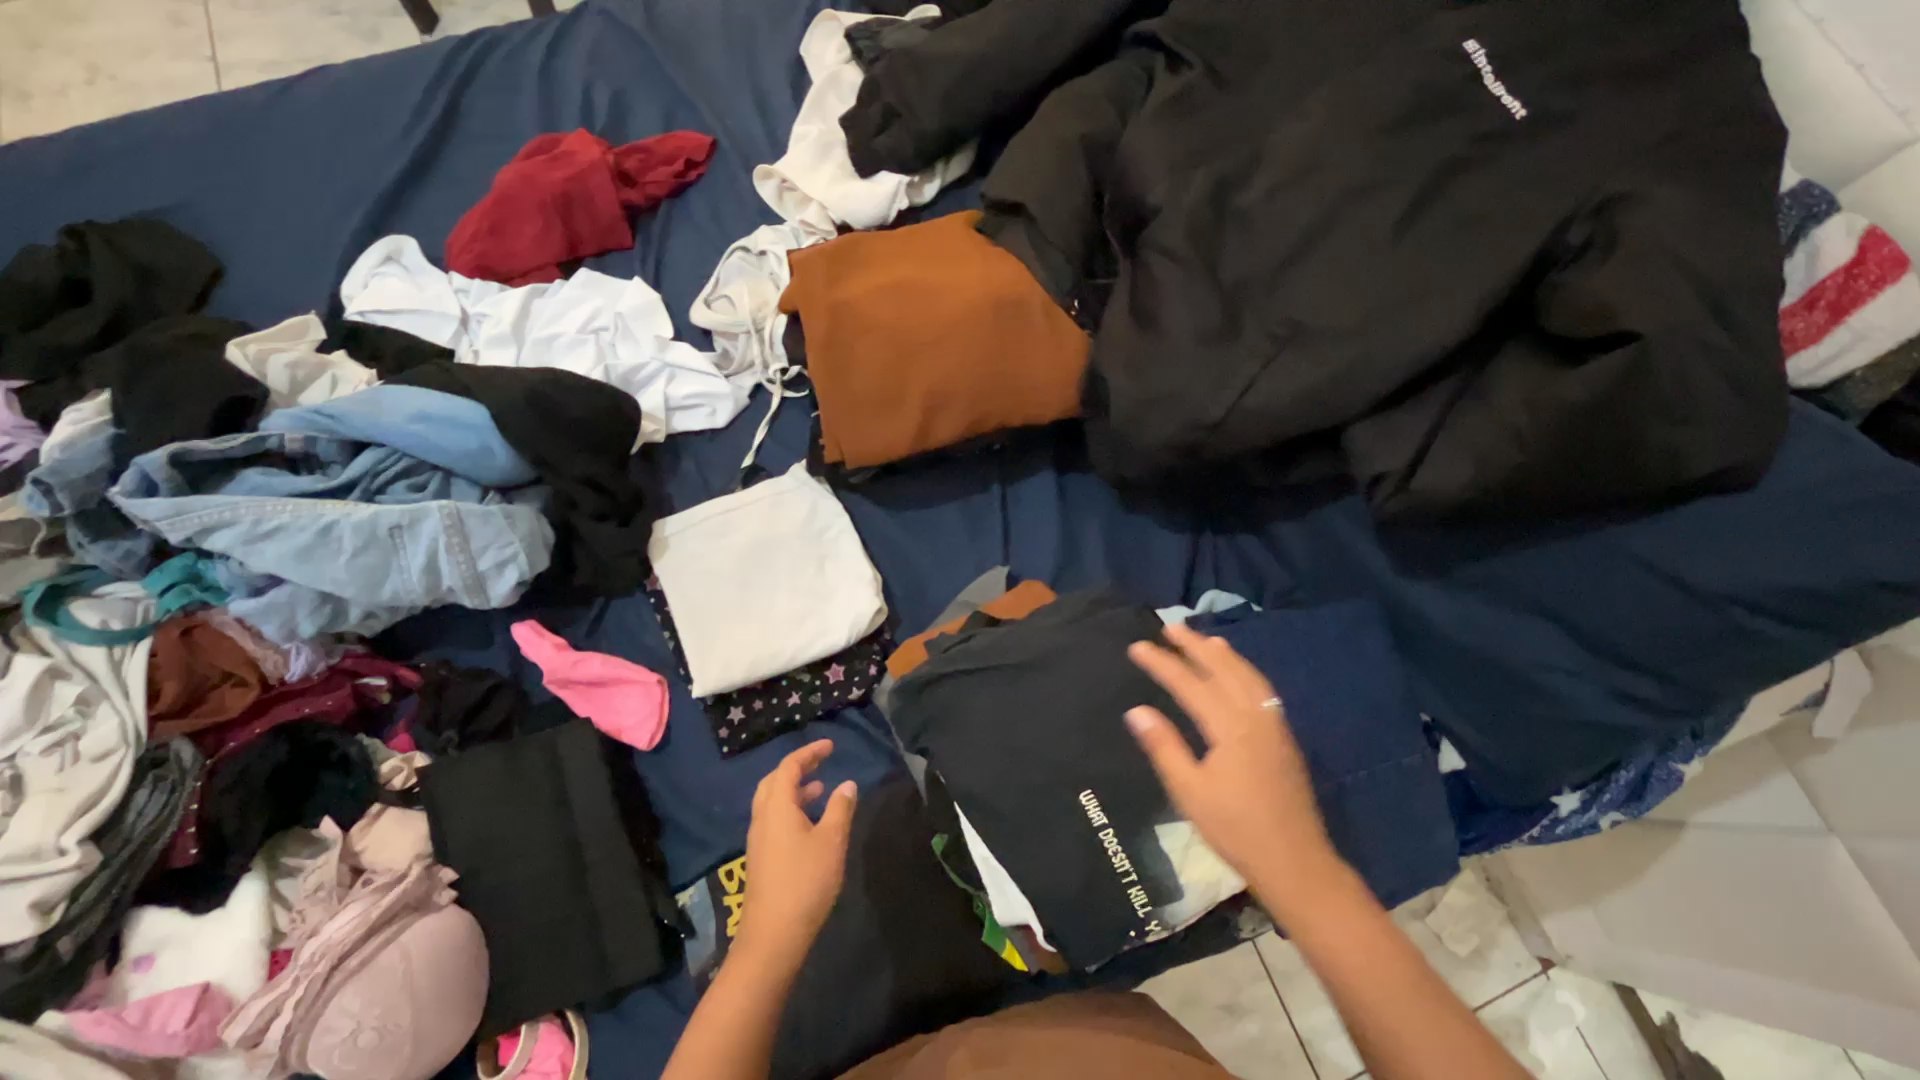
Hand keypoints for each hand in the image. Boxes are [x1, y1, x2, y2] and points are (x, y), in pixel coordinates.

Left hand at [734, 740, 858, 971]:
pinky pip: (774, 820)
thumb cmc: (806, 881)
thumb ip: (840, 808)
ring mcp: (758, 839)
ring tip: (821, 789)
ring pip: (773, 802)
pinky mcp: (761, 858)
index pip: (789, 767)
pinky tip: (810, 824)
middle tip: (822, 762)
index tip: (831, 745)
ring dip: (795, 790)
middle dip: (798, 768)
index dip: (809, 752)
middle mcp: (762, 818)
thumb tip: (847, 783)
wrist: (773, 934)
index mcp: (777, 807)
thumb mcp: (832, 841)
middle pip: (774, 781)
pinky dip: (792, 809)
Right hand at [1126, 623, 1343, 908]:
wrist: (1295, 860)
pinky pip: (1262, 689)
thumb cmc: (1235, 829)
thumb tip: (1137, 710)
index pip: (1189, 684)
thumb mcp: (1189, 792)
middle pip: (1223, 669)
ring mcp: (1274, 726)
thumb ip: (1164, 747)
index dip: (1162, 663)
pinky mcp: (1284, 739)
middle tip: (1170, 626)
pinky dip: (1244, 671)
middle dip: (1195, 645)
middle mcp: (1255, 717)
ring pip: (1248, 676)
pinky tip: (1238, 675)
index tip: (1137, 646)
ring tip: (1204, 639)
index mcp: (1229, 728)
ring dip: (1224, 654)